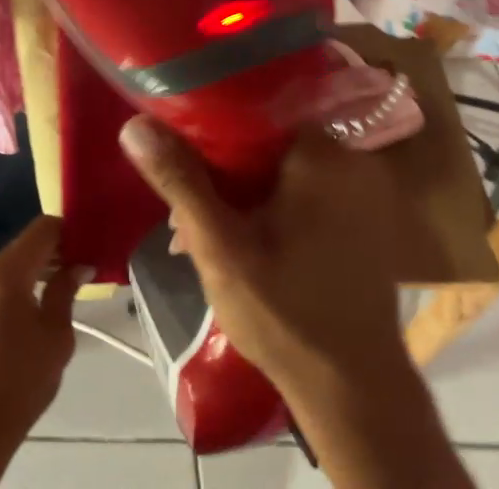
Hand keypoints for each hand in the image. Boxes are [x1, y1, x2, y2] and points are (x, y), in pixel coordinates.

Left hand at [0, 216, 88, 435]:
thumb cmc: (24, 376)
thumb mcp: (56, 333)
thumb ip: (65, 290)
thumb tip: (79, 265)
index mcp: (6, 272)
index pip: (42, 229)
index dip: (70, 229)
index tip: (93, 240)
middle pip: (27, 241)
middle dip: (58, 245)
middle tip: (89, 258)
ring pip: (16, 257)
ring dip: (43, 261)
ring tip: (74, 275)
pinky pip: (5, 274)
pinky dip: (27, 275)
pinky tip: (48, 290)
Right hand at [119, 116, 405, 379]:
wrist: (354, 390)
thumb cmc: (286, 313)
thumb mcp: (220, 246)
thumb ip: (180, 181)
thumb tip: (135, 124)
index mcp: (324, 155)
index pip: (255, 107)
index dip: (206, 122)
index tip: (171, 143)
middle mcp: (353, 163)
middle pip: (266, 140)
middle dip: (217, 169)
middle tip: (180, 205)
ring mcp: (362, 193)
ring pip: (280, 169)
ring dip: (238, 192)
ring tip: (196, 229)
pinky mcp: (361, 220)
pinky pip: (302, 192)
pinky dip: (267, 206)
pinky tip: (235, 239)